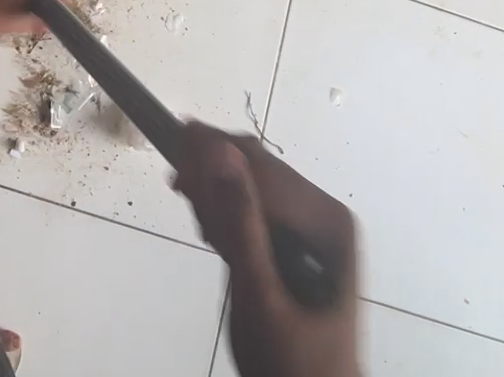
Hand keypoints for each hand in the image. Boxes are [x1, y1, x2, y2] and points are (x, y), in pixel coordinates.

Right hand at [173, 124, 359, 376]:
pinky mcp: (288, 236)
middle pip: (253, 167)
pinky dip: (222, 213)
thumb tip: (218, 148)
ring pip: (245, 181)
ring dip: (215, 196)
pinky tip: (215, 234)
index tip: (175, 163)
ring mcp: (306, 224)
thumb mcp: (260, 292)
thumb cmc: (292, 360)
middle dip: (213, 178)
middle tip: (181, 191)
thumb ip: (240, 220)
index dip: (214, 158)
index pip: (261, 167)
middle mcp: (321, 212)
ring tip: (207, 231)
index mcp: (328, 221)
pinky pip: (247, 203)